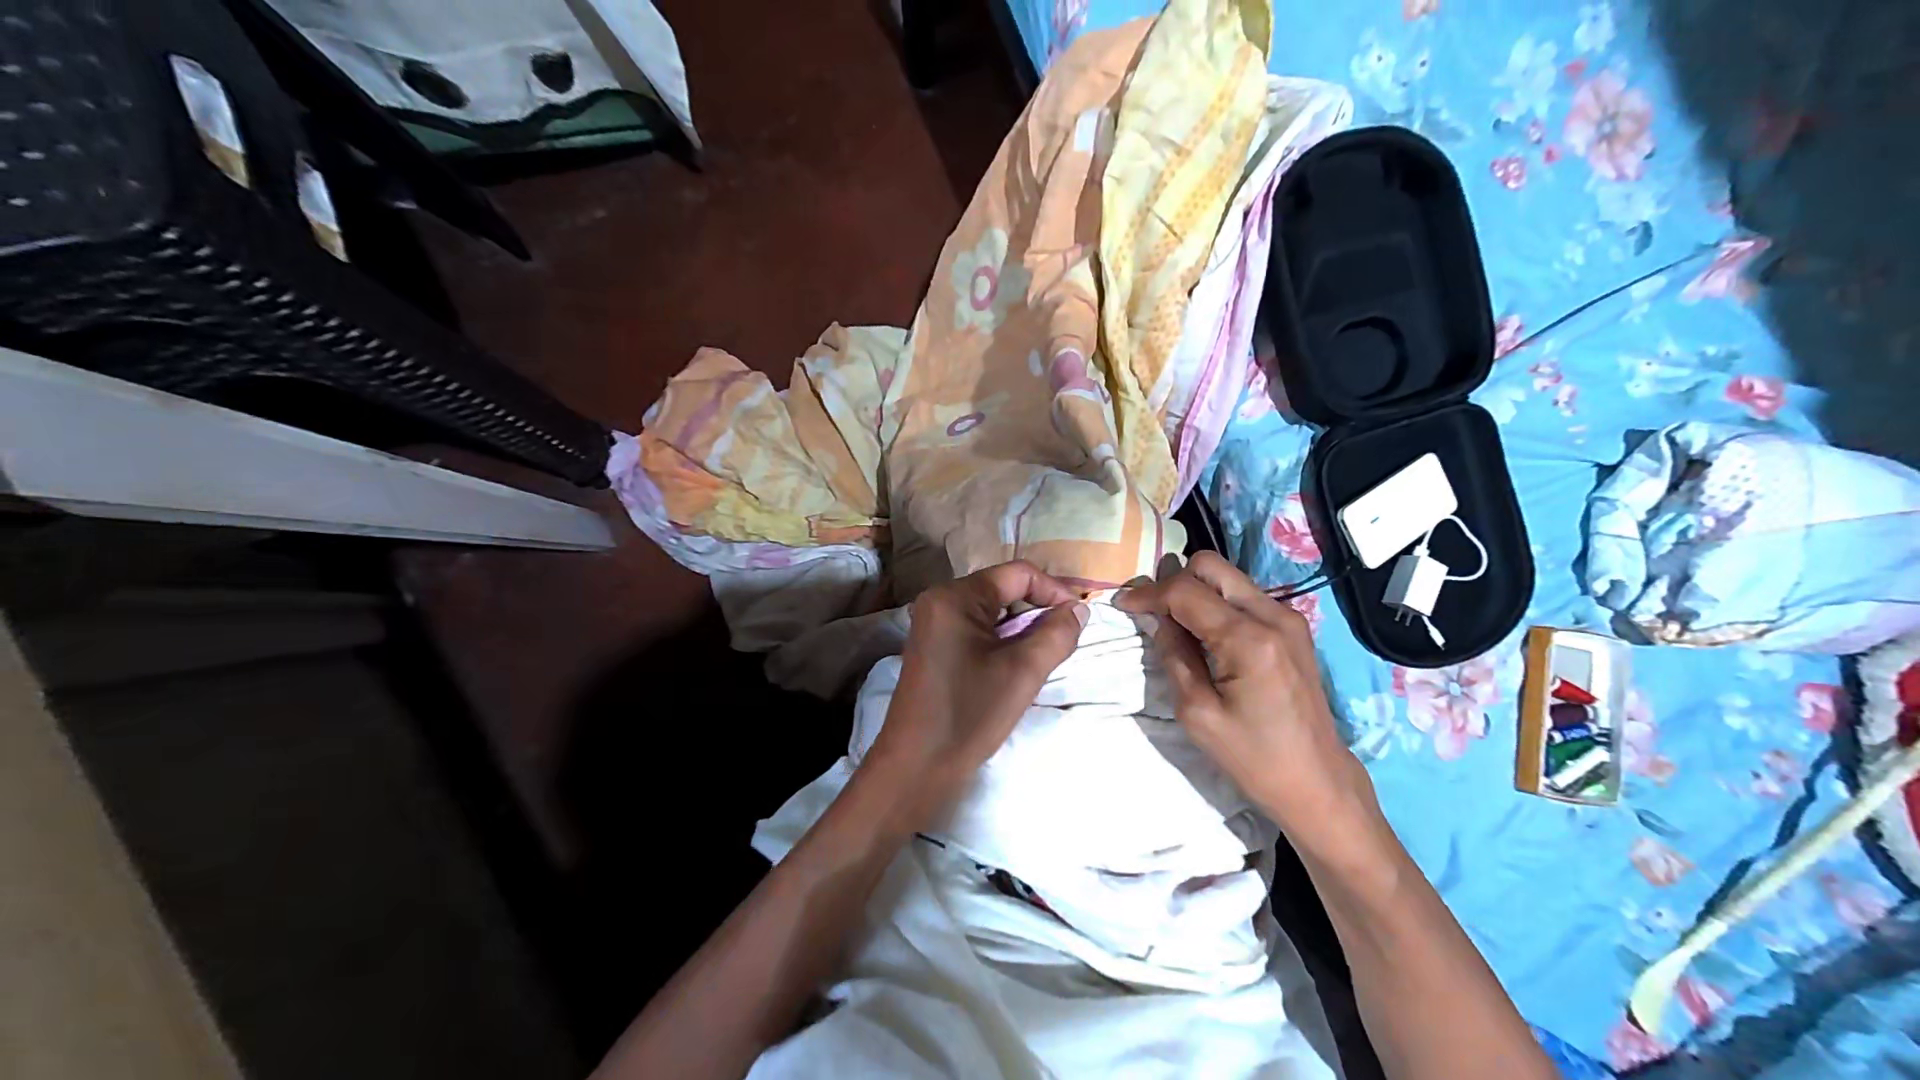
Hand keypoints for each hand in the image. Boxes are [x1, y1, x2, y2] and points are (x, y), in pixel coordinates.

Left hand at [863, 561, 1088, 821]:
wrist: (916, 766)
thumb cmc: (969, 714)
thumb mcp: (1022, 672)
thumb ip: (1056, 634)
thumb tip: (1078, 609)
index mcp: (955, 597)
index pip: (1017, 573)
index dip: (1053, 590)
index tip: (1079, 619)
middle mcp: (939, 600)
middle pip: (1002, 588)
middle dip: (1037, 610)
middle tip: (1063, 640)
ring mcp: (932, 623)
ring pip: (991, 610)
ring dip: (1021, 627)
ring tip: (1041, 656)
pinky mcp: (932, 645)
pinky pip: (976, 628)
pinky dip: (1001, 640)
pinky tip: (1014, 665)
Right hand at [1116, 552, 1378, 844]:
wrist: (1316, 780)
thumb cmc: (1252, 756)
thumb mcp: (1197, 712)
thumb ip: (1174, 655)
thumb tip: (1158, 619)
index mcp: (1248, 639)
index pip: (1185, 591)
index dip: (1148, 593)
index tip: (1122, 603)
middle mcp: (1273, 615)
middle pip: (1210, 566)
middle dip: (1174, 581)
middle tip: (1153, 610)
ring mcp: (1288, 618)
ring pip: (1228, 576)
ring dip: (1196, 590)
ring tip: (1175, 622)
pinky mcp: (1293, 627)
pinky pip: (1244, 594)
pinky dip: (1216, 601)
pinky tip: (1205, 632)